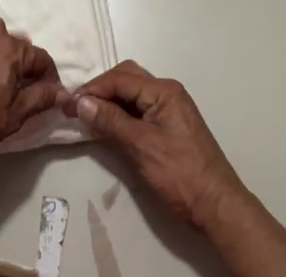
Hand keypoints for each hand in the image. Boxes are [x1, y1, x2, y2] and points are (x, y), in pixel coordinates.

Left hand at [0, 16, 62, 170]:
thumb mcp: (14, 116)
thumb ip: (40, 98)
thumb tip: (62, 92)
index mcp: (12, 52)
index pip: (41, 58)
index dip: (50, 77)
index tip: (50, 94)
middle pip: (19, 43)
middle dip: (26, 63)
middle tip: (23, 89)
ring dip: (2, 46)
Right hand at [62, 61, 247, 230]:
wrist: (216, 206)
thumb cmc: (180, 174)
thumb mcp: (141, 147)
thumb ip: (110, 121)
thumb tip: (81, 102)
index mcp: (164, 91)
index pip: (120, 78)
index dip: (93, 89)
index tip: (69, 104)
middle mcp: (167, 93)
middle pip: (126, 79)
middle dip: (100, 90)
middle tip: (77, 108)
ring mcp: (170, 110)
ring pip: (132, 95)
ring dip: (109, 102)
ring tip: (87, 116)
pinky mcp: (169, 127)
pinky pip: (139, 110)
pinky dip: (121, 114)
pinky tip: (107, 126)